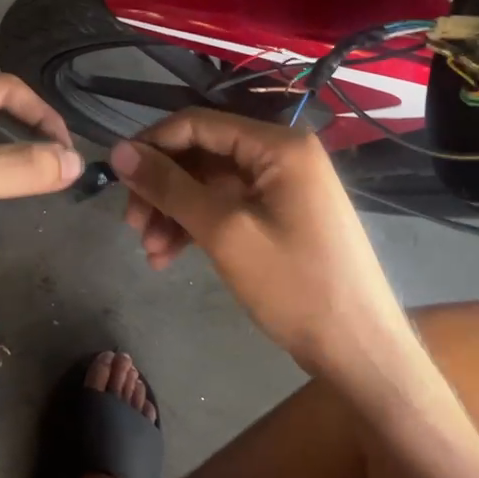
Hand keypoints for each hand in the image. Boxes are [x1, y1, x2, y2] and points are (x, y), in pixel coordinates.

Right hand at [110, 109, 411, 379]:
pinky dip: (195, 226)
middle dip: (161, 188)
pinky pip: (225, 206)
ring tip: (149, 250)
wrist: (362, 353)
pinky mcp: (279, 215)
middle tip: (132, 226)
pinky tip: (168, 256)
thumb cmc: (296, 286)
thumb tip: (119, 152)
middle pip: (200, 154)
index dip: (151, 145)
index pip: (196, 124)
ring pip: (207, 183)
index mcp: (278, 145)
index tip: (116, 176)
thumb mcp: (224, 232)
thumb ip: (169, 187)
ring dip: (173, 211)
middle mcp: (281, 155)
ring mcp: (282, 186)